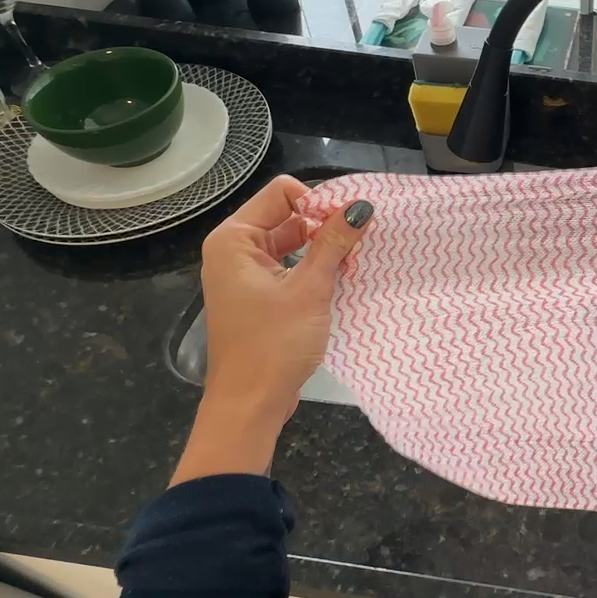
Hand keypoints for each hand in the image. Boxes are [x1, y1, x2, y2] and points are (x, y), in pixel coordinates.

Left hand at [171, 177, 371, 484]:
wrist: (251, 403)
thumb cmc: (275, 343)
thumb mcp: (311, 288)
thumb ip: (335, 242)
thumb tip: (361, 206)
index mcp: (235, 239)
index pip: (282, 193)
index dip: (318, 204)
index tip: (347, 227)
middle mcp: (235, 250)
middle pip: (288, 216)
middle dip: (324, 227)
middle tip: (357, 247)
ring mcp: (246, 274)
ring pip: (293, 242)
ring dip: (324, 250)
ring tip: (352, 266)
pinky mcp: (259, 295)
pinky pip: (291, 266)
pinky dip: (315, 269)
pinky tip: (340, 282)